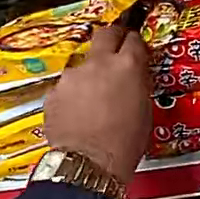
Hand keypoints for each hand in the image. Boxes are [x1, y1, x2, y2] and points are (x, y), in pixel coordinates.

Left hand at [44, 24, 151, 185]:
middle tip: (116, 44)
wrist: (90, 164)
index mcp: (128, 66)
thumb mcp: (145, 110)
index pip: (134, 39)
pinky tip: (79, 111)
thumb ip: (139, 84)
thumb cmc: (122, 143)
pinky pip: (67, 86)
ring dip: (90, 74)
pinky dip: (73, 94)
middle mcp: (99, 64)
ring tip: (96, 96)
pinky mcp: (54, 92)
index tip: (135, 45)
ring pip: (83, 64)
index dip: (135, 42)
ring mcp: (73, 77)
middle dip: (112, 37)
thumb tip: (136, 78)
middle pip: (105, 34)